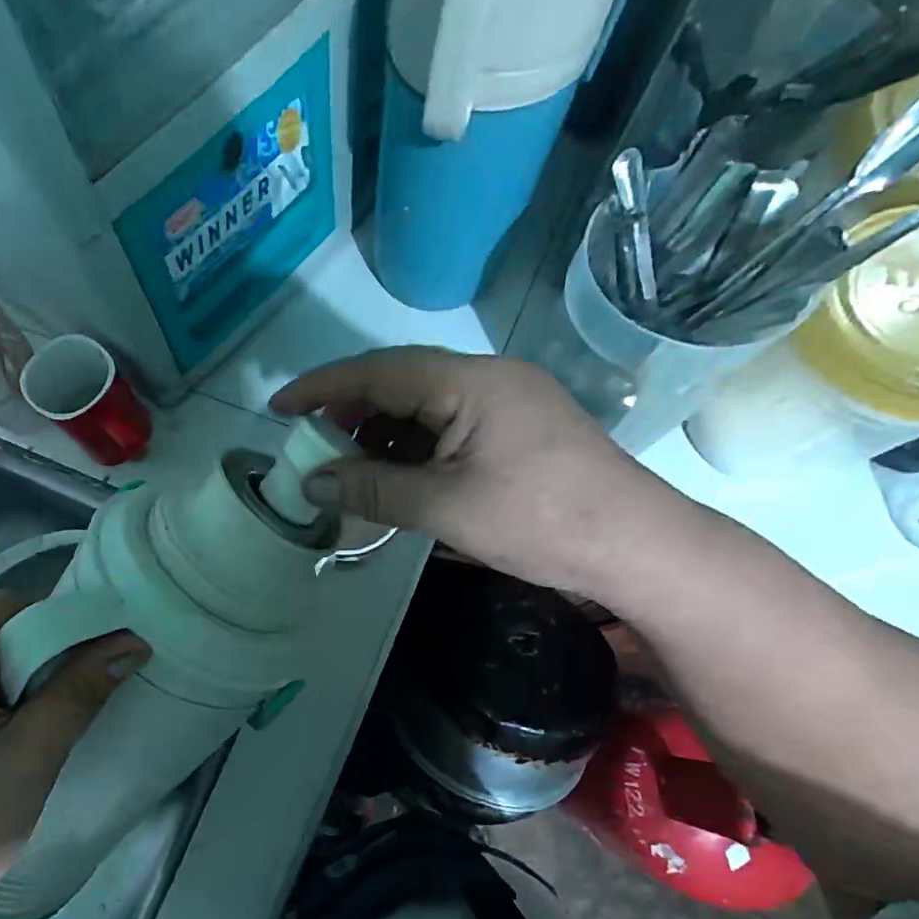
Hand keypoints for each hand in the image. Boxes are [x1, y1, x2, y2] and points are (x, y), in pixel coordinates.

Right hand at [270, 348, 691, 600]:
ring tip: (347, 466)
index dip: (323, 387)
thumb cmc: (540, 521)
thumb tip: (310, 482)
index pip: (378, 371)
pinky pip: (448, 424)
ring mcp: (506, 402)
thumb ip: (373, 490)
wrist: (639, 548)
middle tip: (312, 444)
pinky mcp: (517, 429)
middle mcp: (487, 378)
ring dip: (381, 432)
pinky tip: (395, 475)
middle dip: (350, 411)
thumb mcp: (445, 507)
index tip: (280, 407)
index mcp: (470, 382)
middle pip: (400, 381)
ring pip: (423, 405)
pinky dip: (413, 447)